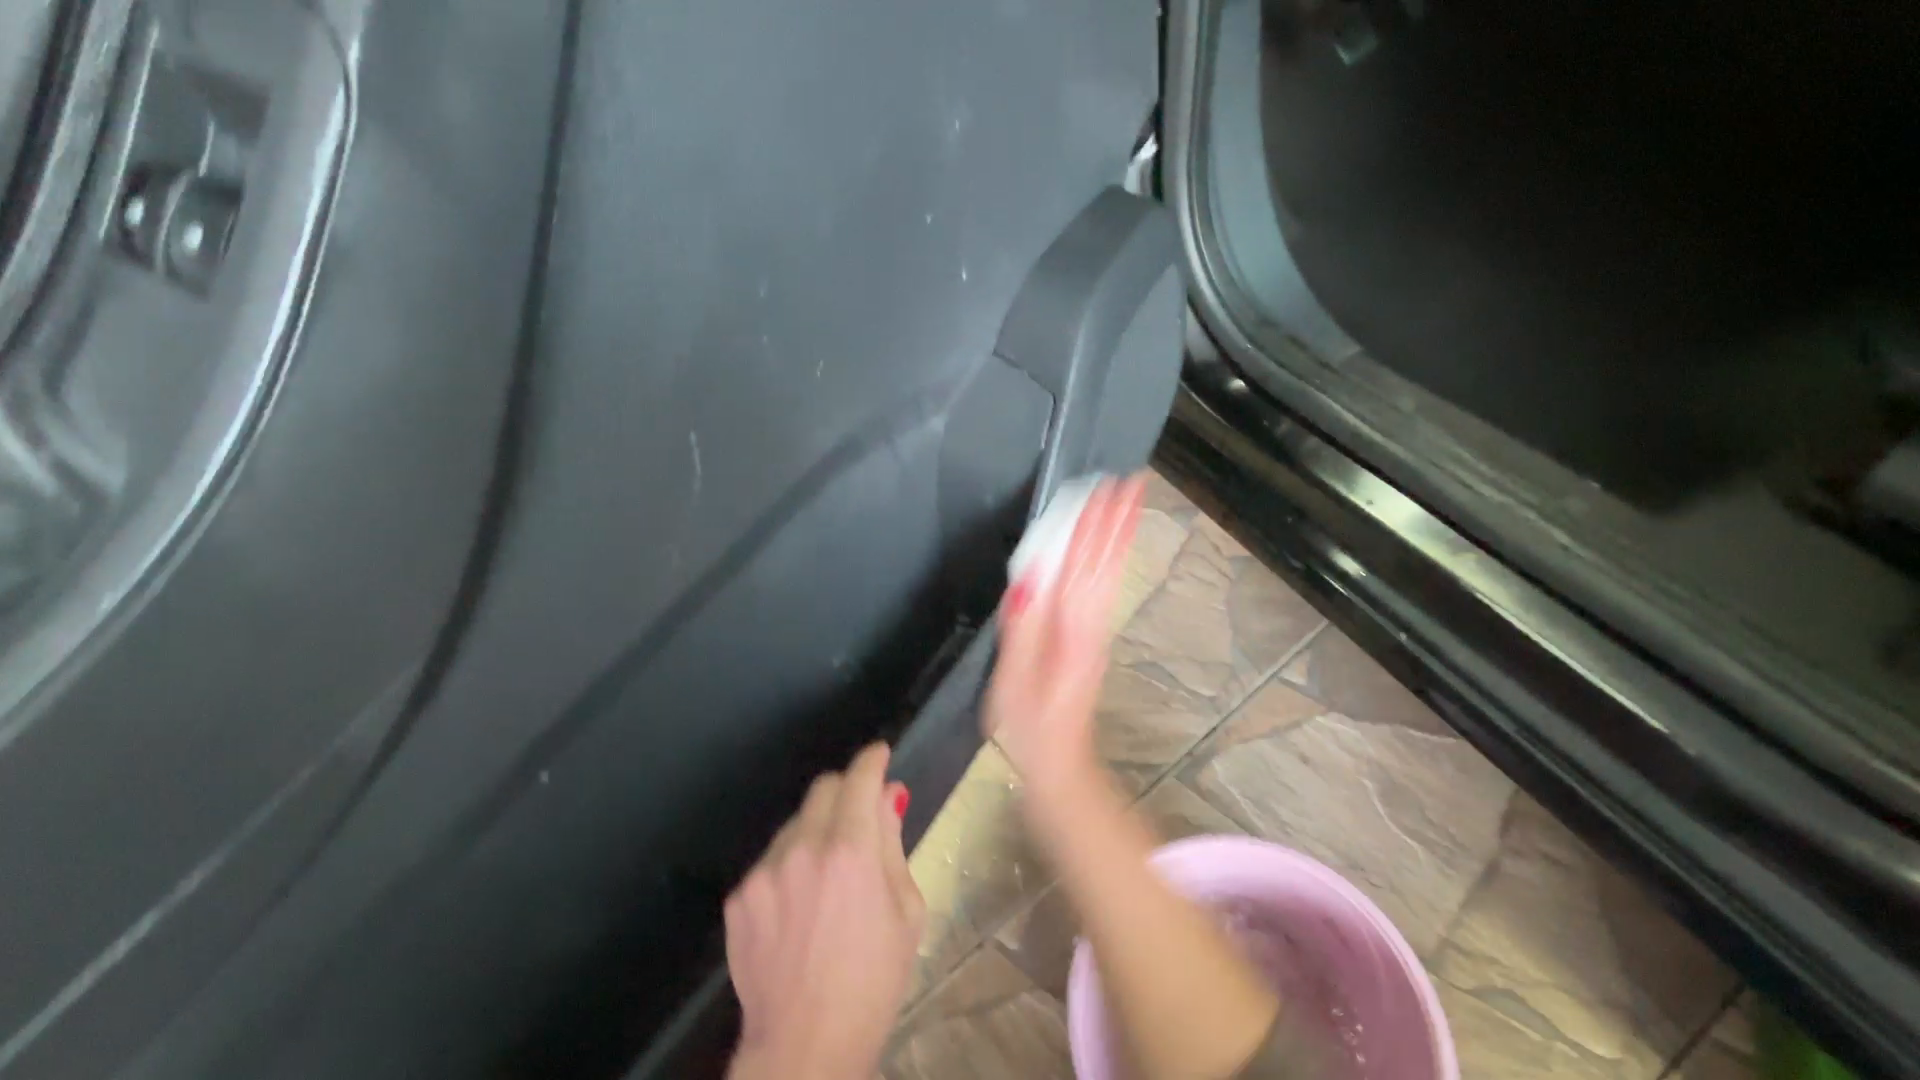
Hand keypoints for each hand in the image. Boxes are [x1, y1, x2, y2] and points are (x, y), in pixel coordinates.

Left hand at [724, 743, 923, 1079]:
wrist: (806, 1043)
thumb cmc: (873, 982)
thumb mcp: (906, 912)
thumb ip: (892, 845)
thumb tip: (886, 801)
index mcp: (851, 851)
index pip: (859, 779)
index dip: (872, 760)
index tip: (880, 756)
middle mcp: (802, 849)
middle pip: (822, 789)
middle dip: (845, 791)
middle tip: (860, 815)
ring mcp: (764, 873)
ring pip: (794, 824)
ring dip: (816, 830)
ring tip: (829, 876)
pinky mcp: (740, 898)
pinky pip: (770, 862)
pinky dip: (790, 866)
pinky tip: (800, 906)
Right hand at [984, 474, 1145, 792]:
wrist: (1058, 760)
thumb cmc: (1029, 725)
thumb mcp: (1014, 682)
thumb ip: (1022, 629)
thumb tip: (1027, 580)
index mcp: (1069, 629)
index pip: (1080, 565)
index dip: (1090, 525)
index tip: (1102, 490)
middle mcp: (1088, 624)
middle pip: (1103, 562)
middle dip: (1115, 520)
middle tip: (1130, 481)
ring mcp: (1094, 630)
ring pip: (1109, 573)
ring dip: (1118, 535)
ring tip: (1129, 501)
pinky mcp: (1091, 638)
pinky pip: (1105, 588)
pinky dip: (1112, 561)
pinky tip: (1113, 548)